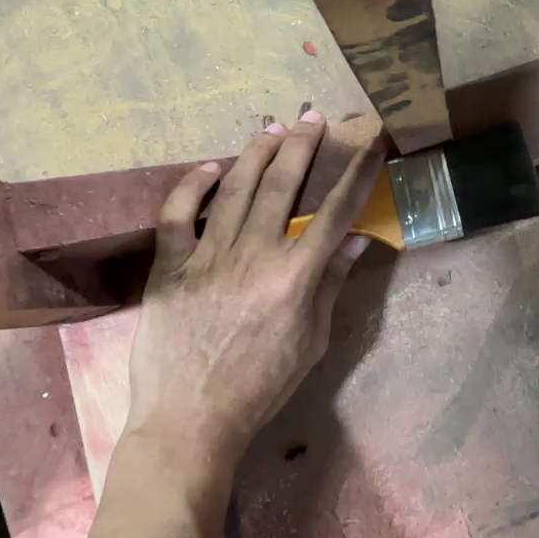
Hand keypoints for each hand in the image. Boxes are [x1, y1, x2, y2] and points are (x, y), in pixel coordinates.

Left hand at [125, 110, 384, 461]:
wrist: (190, 421)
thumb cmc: (262, 385)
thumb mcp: (313, 340)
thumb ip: (331, 283)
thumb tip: (354, 237)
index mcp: (296, 275)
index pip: (336, 210)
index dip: (358, 172)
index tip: (370, 142)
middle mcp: (254, 255)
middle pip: (283, 186)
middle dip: (302, 146)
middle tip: (312, 117)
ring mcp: (207, 257)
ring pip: (235, 190)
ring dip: (256, 154)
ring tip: (272, 129)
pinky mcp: (168, 267)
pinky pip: (176, 215)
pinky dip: (191, 187)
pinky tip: (209, 169)